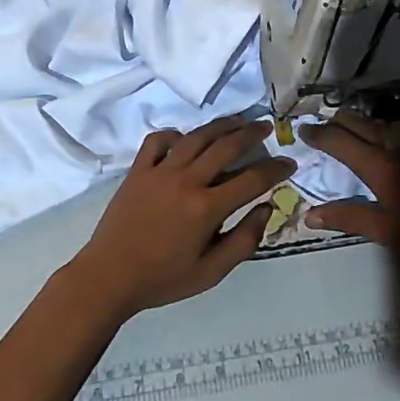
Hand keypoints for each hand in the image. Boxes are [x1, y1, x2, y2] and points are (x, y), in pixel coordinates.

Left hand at [65, 117, 295, 317]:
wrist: (109, 277)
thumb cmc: (163, 279)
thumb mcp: (211, 272)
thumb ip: (244, 240)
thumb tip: (267, 208)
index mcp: (207, 208)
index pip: (252, 179)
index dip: (276, 169)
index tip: (289, 163)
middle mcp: (186, 181)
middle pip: (226, 146)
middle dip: (251, 134)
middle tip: (267, 128)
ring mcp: (159, 172)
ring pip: (196, 137)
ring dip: (221, 126)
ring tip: (238, 121)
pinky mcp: (137, 171)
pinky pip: (158, 141)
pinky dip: (175, 134)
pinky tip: (186, 139)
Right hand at [302, 110, 399, 272]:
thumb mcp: (392, 234)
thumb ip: (352, 219)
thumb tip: (310, 214)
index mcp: (385, 170)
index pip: (343, 143)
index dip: (321, 134)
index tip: (304, 128)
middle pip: (367, 125)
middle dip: (345, 121)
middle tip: (329, 120)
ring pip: (397, 124)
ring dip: (379, 126)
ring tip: (369, 130)